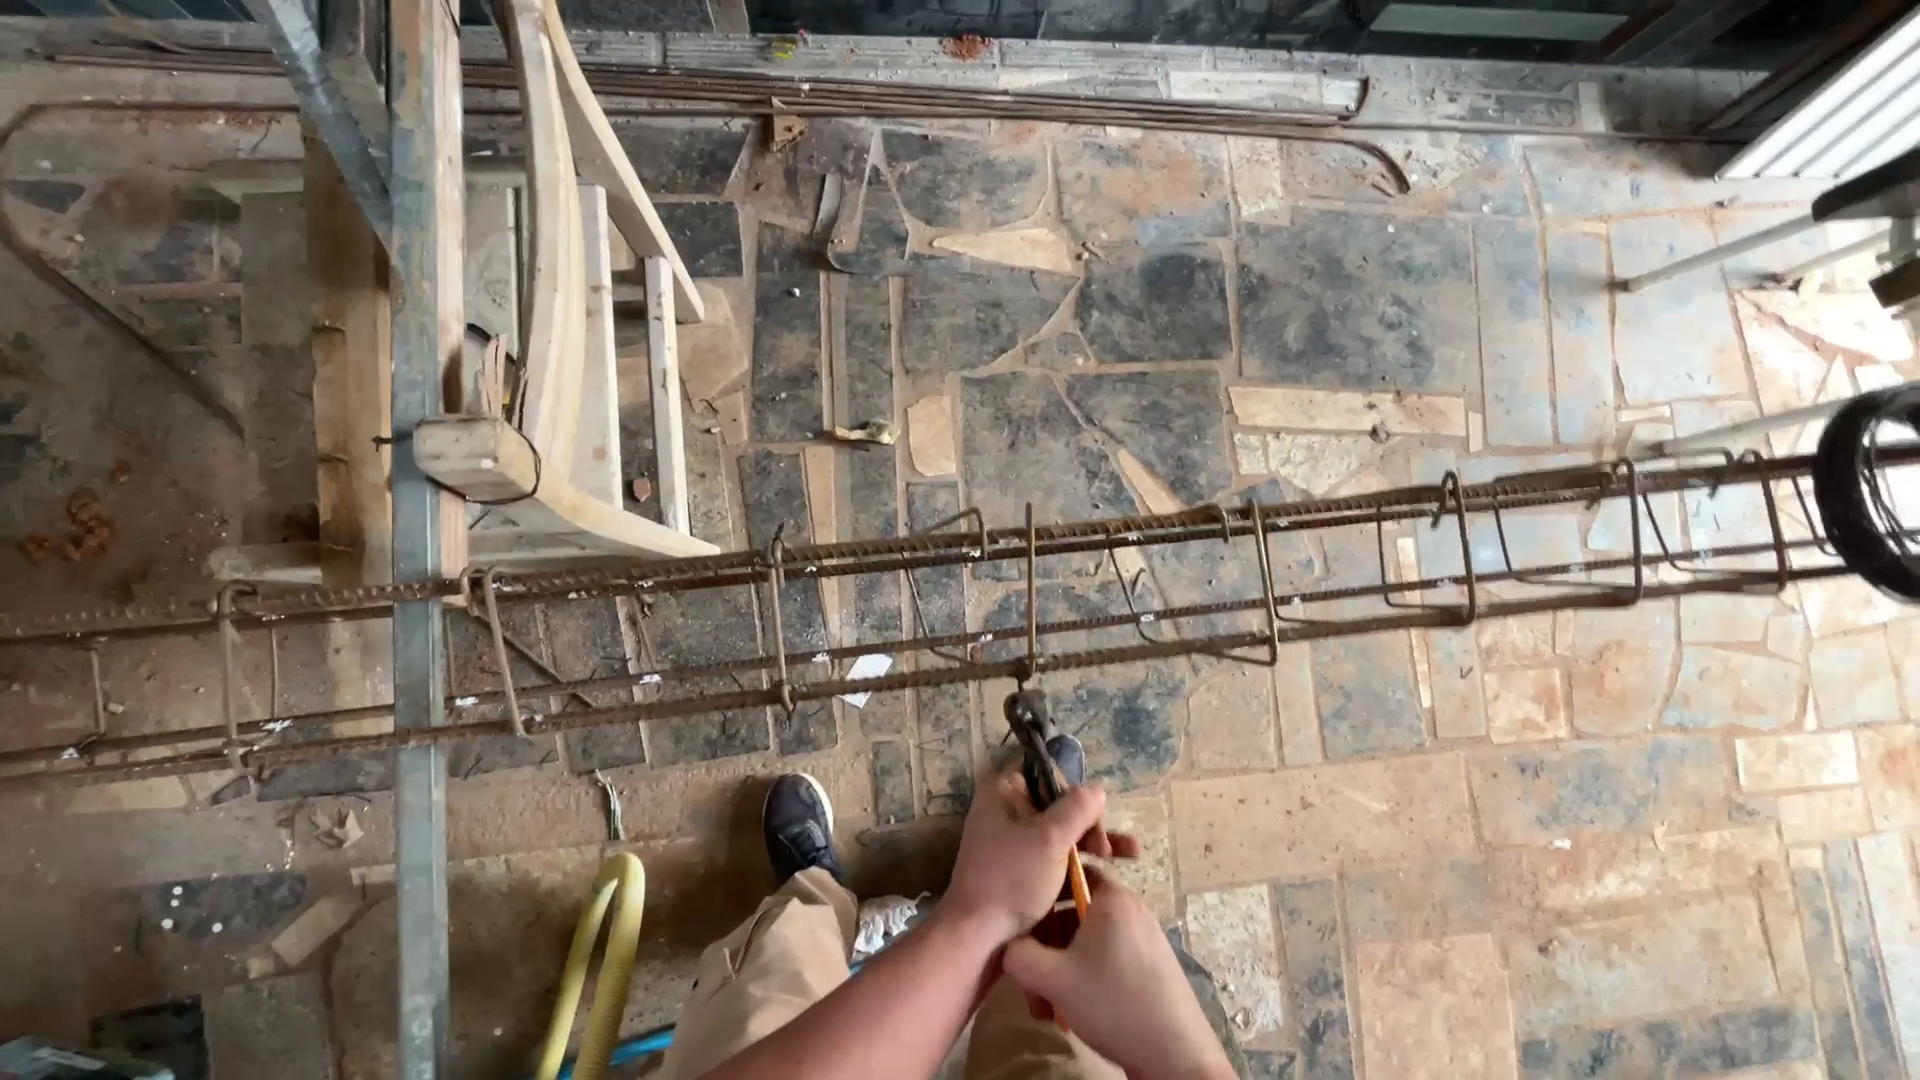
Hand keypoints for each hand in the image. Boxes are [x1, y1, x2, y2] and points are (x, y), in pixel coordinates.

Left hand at [943, 765, 1113, 943]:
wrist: (980, 938)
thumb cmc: (1011, 879)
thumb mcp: (1048, 839)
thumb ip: (1077, 809)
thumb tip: (1097, 789)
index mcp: (1003, 792)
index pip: (1044, 771)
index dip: (1071, 789)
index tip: (1089, 815)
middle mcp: (1007, 812)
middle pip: (1059, 804)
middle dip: (1089, 822)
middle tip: (1105, 849)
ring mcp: (1015, 843)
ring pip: (1063, 833)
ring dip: (1095, 842)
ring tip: (1131, 854)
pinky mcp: (1024, 872)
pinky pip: (1058, 858)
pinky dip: (1082, 863)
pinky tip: (1111, 874)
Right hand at [1003, 867, 1234, 1079]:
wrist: (1175, 1055)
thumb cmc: (1113, 1002)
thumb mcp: (1053, 978)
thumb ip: (1018, 954)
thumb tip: (1007, 945)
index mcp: (1112, 897)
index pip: (1071, 870)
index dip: (1043, 890)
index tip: (1023, 916)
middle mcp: (1131, 907)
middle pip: (1075, 911)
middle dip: (1047, 945)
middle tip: (1032, 979)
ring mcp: (1144, 936)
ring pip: (1089, 940)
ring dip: (1062, 967)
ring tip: (1048, 1005)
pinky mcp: (1151, 964)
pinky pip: (1108, 956)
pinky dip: (1086, 975)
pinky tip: (1074, 1009)